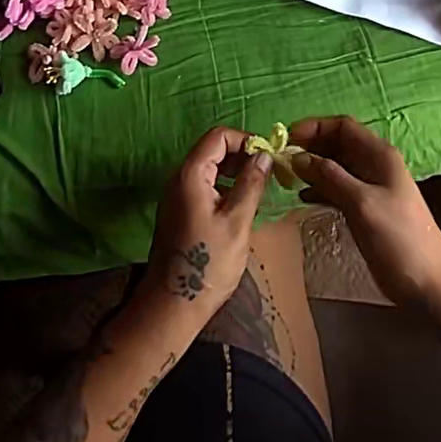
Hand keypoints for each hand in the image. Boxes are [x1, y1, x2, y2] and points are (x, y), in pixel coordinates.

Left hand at [144, 127, 272, 311]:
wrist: (173, 305)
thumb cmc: (207, 263)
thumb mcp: (237, 221)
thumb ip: (251, 183)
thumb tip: (264, 155)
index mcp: (191, 175)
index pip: (219, 136)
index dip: (245, 140)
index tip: (268, 156)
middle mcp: (179, 178)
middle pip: (213, 148)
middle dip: (242, 154)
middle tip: (268, 172)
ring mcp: (177, 194)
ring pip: (209, 166)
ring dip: (235, 170)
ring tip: (259, 187)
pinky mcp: (180, 209)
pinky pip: (204, 183)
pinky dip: (225, 184)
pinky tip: (242, 202)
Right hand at [287, 116, 440, 310]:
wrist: (429, 283)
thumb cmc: (399, 238)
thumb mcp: (362, 203)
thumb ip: (330, 177)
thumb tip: (298, 157)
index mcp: (379, 155)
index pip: (343, 126)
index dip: (315, 127)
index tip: (287, 138)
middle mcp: (373, 165)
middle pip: (337, 144)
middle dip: (310, 147)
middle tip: (281, 159)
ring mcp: (369, 187)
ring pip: (335, 167)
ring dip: (311, 168)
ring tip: (285, 177)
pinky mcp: (364, 209)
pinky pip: (336, 188)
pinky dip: (319, 189)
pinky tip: (302, 197)